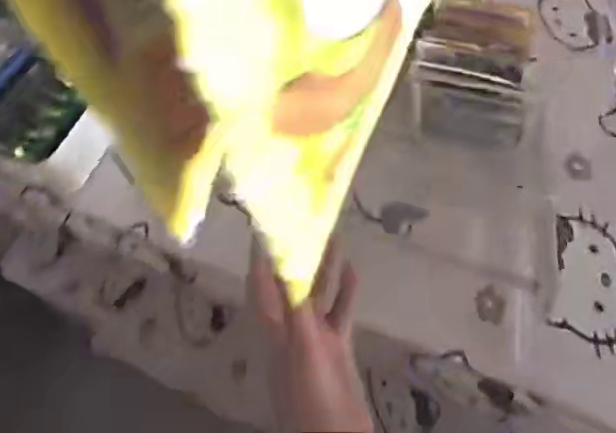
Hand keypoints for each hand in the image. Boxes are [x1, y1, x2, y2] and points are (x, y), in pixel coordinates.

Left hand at [248, 237, 372, 432]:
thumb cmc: (310, 397)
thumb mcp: (301, 349)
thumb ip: (298, 307)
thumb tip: (289, 264)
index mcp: (272, 325)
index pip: (261, 278)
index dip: (262, 250)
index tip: (267, 219)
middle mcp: (290, 325)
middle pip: (290, 280)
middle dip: (297, 251)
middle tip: (307, 218)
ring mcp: (313, 336)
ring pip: (316, 292)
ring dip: (324, 266)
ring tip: (334, 234)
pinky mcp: (335, 347)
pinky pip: (339, 312)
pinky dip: (345, 292)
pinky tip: (354, 270)